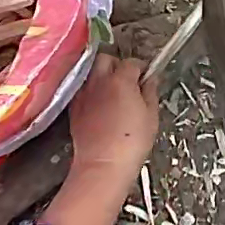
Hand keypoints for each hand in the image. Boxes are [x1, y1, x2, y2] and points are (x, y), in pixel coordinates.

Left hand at [41, 53, 158, 224]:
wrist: (102, 165)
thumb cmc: (132, 142)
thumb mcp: (151, 115)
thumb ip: (151, 91)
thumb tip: (151, 79)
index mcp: (121, 79)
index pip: (132, 62)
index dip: (141, 68)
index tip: (146, 77)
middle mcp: (99, 81)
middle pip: (106, 59)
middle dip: (117, 64)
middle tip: (127, 80)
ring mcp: (83, 94)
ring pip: (91, 72)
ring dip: (102, 75)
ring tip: (112, 90)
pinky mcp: (74, 108)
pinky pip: (82, 89)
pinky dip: (90, 90)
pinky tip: (100, 104)